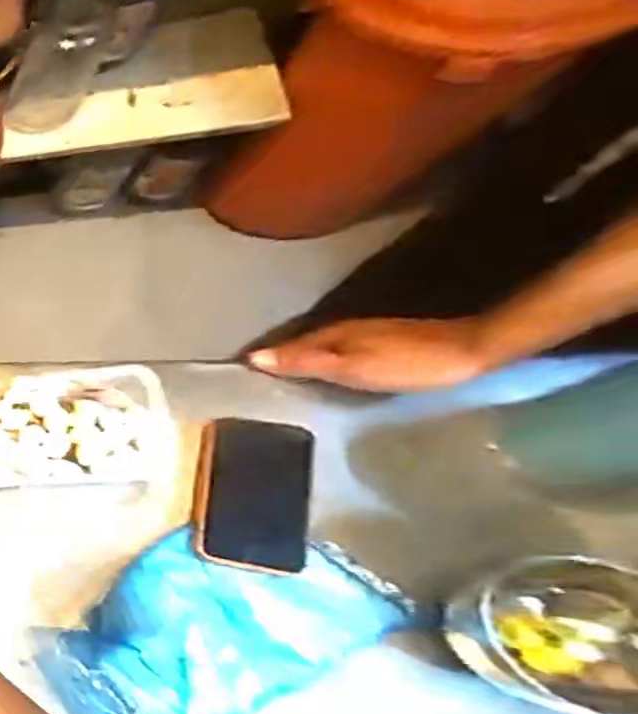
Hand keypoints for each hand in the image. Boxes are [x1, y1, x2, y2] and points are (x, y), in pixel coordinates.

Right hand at [246, 317, 493, 392]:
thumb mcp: (349, 367)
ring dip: (299, 361)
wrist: (478, 350)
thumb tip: (254, 357)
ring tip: (280, 379)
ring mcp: (364, 336)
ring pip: (318, 349)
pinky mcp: (383, 345)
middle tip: (252, 381)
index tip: (235, 376)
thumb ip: (303, 362)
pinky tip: (322, 375)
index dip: (260, 361)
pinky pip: (338, 353)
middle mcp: (341, 331)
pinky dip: (322, 363)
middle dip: (276, 360)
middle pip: (298, 347)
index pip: (282, 348)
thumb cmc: (408, 363)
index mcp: (329, 336)